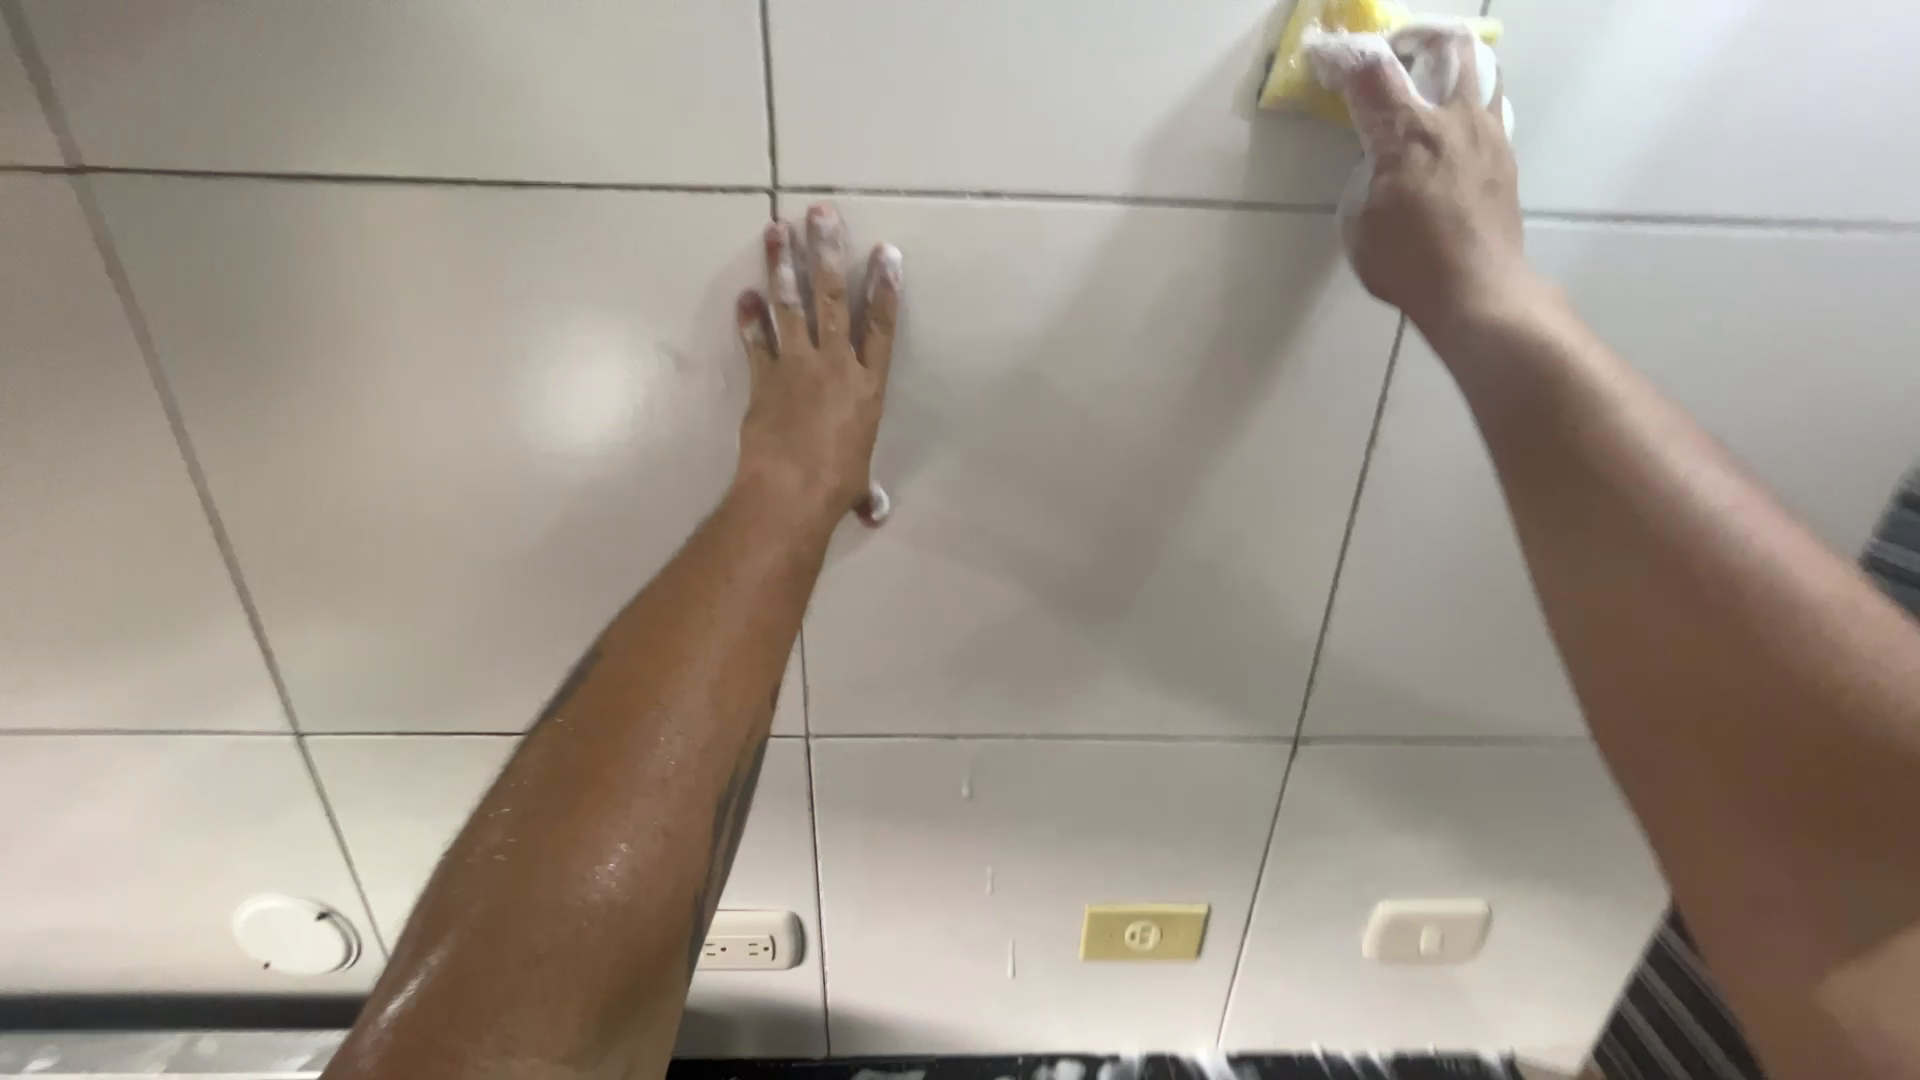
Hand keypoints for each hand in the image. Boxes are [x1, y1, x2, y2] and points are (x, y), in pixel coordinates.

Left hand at [734, 204, 901, 527]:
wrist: (791, 490)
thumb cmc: (835, 485)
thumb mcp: (857, 483)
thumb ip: (864, 490)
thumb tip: (874, 514)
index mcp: (868, 386)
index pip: (881, 327)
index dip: (885, 289)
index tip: (886, 253)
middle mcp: (836, 366)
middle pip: (833, 299)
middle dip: (828, 253)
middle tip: (821, 214)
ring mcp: (797, 367)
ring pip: (792, 306)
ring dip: (783, 267)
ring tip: (777, 230)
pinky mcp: (764, 378)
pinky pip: (756, 342)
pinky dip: (749, 320)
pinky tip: (743, 296)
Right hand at [1328, 29, 1541, 337]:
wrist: (1475, 288)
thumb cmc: (1405, 262)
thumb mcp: (1358, 220)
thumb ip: (1367, 177)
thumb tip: (1381, 161)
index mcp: (1407, 135)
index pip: (1372, 74)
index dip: (1343, 55)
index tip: (1324, 51)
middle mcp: (1454, 120)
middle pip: (1447, 44)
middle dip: (1416, 36)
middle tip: (1394, 51)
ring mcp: (1487, 134)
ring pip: (1482, 68)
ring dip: (1453, 62)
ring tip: (1429, 81)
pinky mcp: (1504, 155)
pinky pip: (1490, 107)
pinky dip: (1467, 101)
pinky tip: (1450, 128)